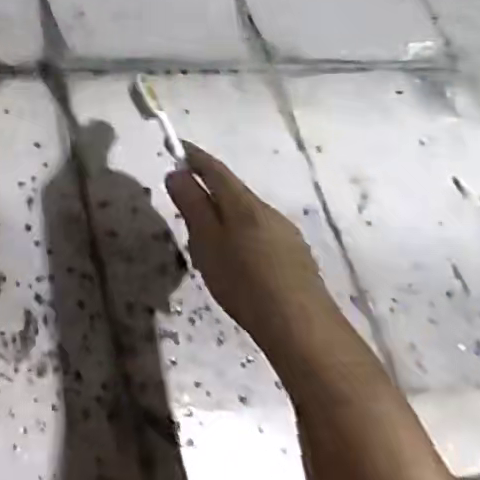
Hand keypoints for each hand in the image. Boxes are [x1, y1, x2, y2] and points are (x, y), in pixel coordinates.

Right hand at [166, 142, 332, 348]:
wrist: (303, 331)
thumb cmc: (245, 283)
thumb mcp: (207, 243)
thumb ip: (192, 206)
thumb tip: (178, 173)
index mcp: (243, 203)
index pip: (214, 169)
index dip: (193, 156)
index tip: (176, 147)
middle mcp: (267, 211)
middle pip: (232, 191)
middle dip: (207, 191)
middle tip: (182, 204)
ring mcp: (286, 234)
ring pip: (245, 215)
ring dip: (224, 217)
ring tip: (206, 244)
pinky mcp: (295, 258)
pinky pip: (259, 234)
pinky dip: (240, 236)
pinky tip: (236, 263)